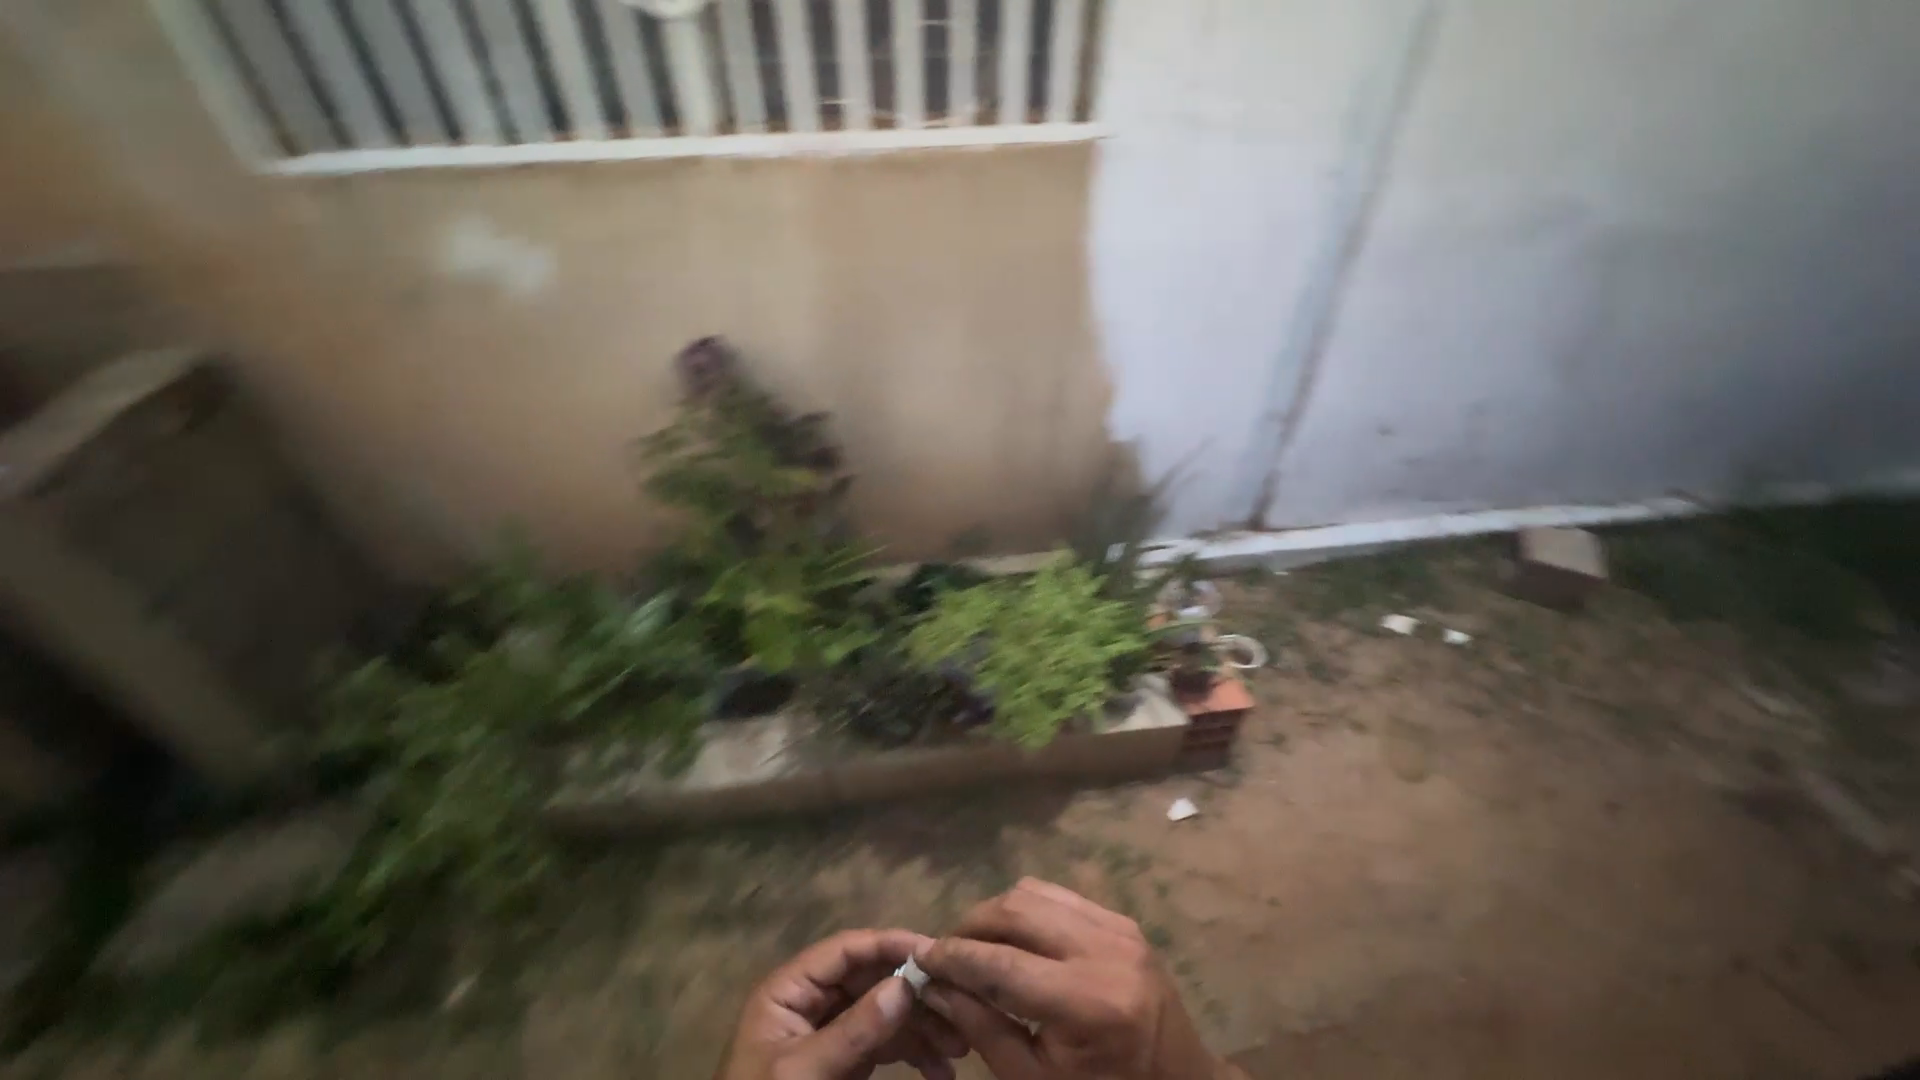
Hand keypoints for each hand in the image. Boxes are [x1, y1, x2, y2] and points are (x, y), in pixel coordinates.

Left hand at [715, 928, 969, 1079]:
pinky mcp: (843, 1064)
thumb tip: (904, 984)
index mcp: (789, 990)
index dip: (889, 944)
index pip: (846, 950)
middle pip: (871, 980)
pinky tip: (940, 1069)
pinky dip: (913, 1054)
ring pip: (884, 1013)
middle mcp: (811, 1003)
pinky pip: (883, 1046)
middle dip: (915, 994)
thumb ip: (853, 1030)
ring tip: (959, 1047)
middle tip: (958, 1007)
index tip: (935, 952)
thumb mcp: (805, 1072)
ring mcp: (829, 1033)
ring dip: (922, 1027)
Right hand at [915, 879, 1244, 1079]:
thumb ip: (981, 1028)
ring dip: (995, 912)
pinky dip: (1026, 908)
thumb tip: (932, 982)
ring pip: (1033, 892)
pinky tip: (1014, 936)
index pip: (1001, 963)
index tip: (920, 958)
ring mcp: (1118, 927)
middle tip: (945, 952)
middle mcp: (1105, 951)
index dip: (954, 957)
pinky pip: (1059, 895)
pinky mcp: (1122, 919)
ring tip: (976, 943)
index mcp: (1087, 1003)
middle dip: (970, 927)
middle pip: (1015, 911)